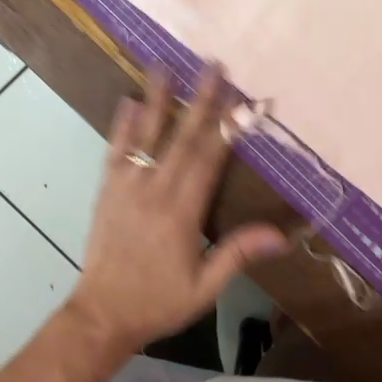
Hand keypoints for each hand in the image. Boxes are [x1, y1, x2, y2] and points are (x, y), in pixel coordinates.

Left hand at [65, 65, 289, 354]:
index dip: (229, 129)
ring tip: (164, 66)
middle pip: (182, 138)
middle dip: (200, 100)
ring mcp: (126, 188)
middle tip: (212, 65)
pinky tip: (128, 101)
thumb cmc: (158, 302)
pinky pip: (115, 152)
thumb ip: (237, 254)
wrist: (100, 315)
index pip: (209, 160)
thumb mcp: (204, 288)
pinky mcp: (106, 191)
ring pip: (146, 136)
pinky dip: (122, 126)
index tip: (245, 101)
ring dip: (158, 100)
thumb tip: (281, 235)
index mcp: (181, 213)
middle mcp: (154, 192)